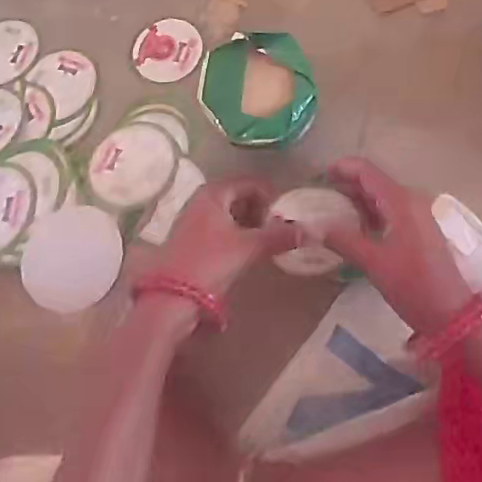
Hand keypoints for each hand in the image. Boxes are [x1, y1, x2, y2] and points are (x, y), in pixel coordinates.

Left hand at [148, 177, 297, 299]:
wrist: (169, 299)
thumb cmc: (209, 263)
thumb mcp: (248, 248)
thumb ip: (279, 236)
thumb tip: (311, 231)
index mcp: (214, 192)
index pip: (252, 183)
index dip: (271, 198)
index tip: (284, 219)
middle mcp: (202, 199)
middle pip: (240, 196)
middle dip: (260, 212)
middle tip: (275, 232)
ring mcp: (193, 219)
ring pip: (230, 213)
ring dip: (249, 225)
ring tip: (262, 244)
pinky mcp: (189, 239)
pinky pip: (220, 228)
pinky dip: (235, 235)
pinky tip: (243, 253)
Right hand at [316, 157, 473, 335]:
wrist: (452, 313)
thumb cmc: (413, 285)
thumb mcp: (373, 263)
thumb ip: (343, 240)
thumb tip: (312, 227)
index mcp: (400, 200)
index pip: (366, 171)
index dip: (341, 168)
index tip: (318, 176)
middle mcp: (410, 199)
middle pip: (373, 181)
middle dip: (346, 184)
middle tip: (319, 195)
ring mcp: (417, 213)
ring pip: (382, 197)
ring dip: (357, 200)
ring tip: (330, 210)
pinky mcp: (419, 229)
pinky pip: (390, 210)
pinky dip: (370, 213)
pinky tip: (354, 227)